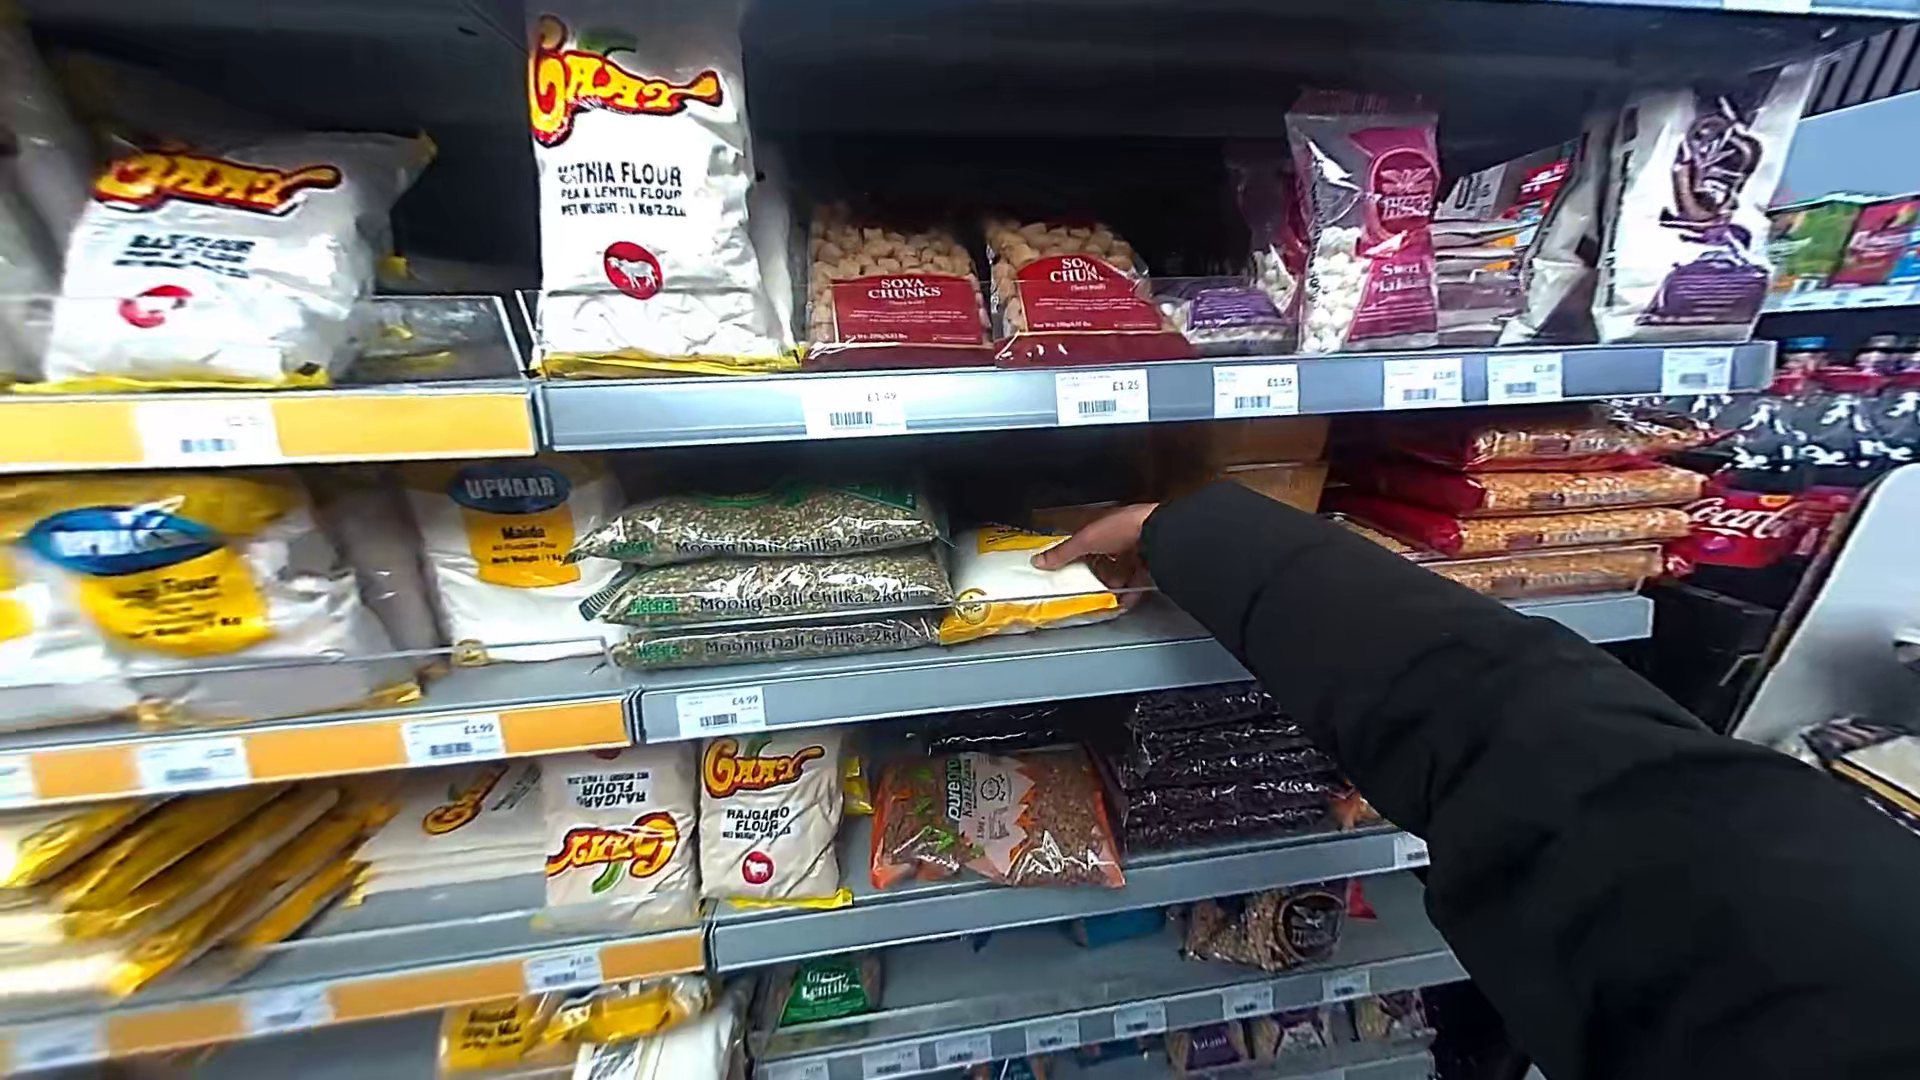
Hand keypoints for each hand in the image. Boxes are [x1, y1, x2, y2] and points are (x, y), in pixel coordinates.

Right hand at [1031, 503, 1157, 603]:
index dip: (1077, 554)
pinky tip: (1124, 603)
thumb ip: (1063, 553)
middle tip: (1088, 586)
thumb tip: (1038, 561)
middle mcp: (1122, 535)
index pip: (1087, 540)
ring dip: (1114, 584)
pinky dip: (1130, 593)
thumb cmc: (1122, 527)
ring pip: (1123, 570)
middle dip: (1097, 573)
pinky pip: (1138, 581)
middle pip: (1105, 557)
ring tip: (1105, 597)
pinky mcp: (1152, 564)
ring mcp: (1139, 549)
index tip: (1068, 569)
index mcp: (1104, 525)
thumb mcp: (1086, 540)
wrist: (1158, 533)